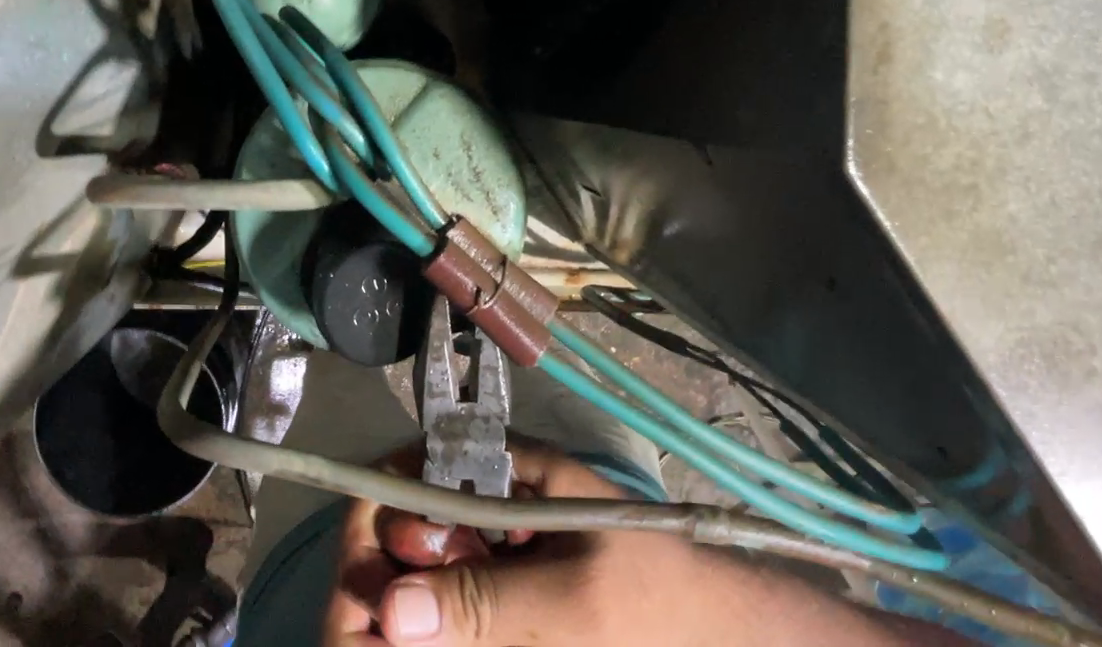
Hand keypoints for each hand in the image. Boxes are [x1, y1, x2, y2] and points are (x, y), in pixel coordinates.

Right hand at [322, 441, 966, 646]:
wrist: (731, 637)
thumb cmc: (665, 602)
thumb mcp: (579, 602)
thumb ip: (488, 602)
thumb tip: (389, 610)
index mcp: (506, 472)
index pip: (413, 474)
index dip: (379, 528)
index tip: (369, 596)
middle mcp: (490, 499)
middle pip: (405, 525)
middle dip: (386, 586)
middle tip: (389, 635)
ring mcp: (496, 547)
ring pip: (421, 572)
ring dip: (412, 615)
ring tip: (408, 639)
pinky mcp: (506, 588)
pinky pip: (454, 602)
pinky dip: (439, 626)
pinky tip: (436, 640)